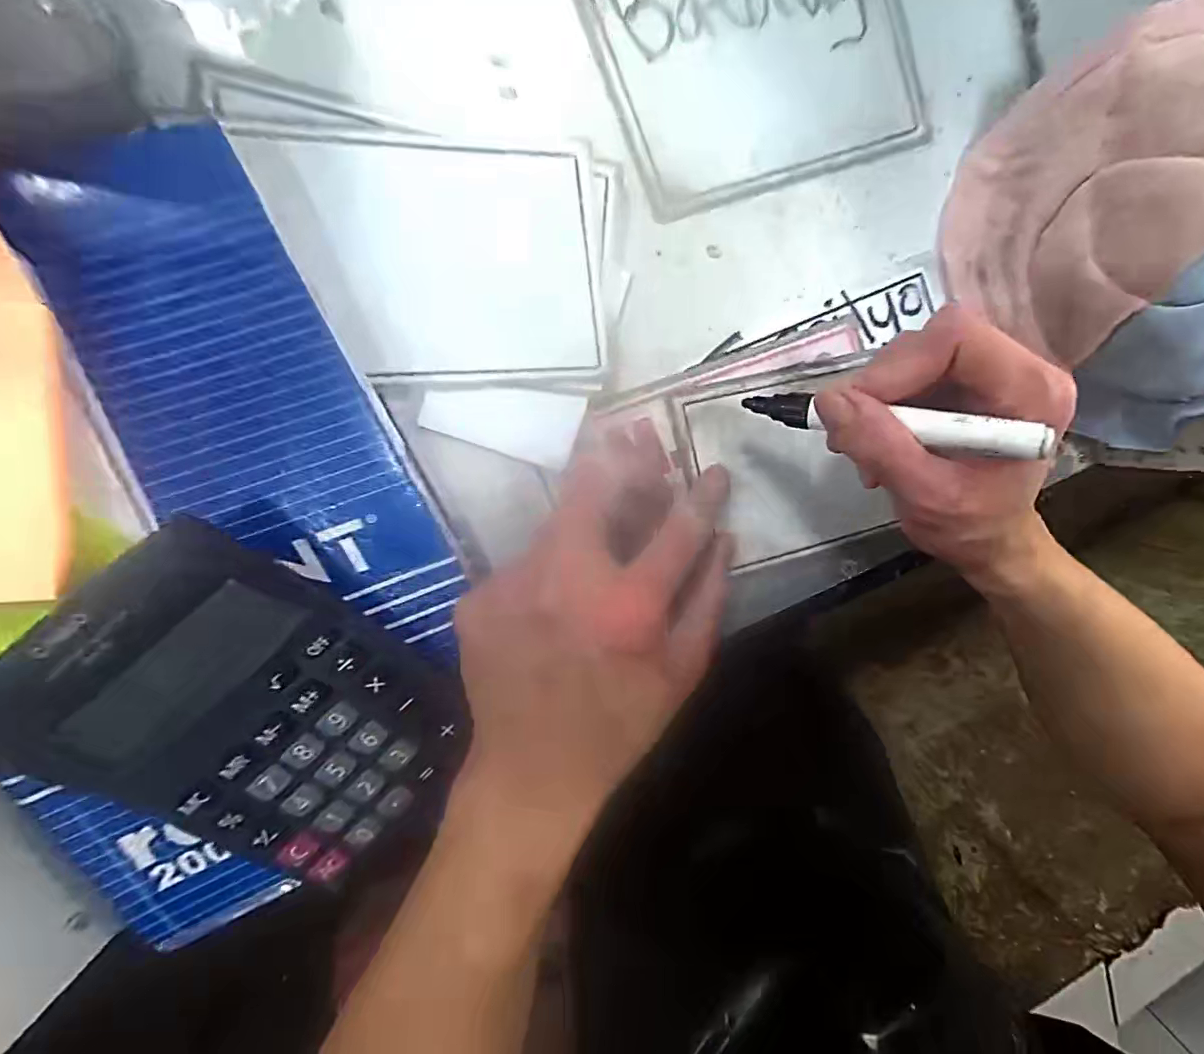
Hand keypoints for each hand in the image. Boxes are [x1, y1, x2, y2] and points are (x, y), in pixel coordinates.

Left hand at [449, 450, 733, 860]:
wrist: (530, 773)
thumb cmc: (623, 724)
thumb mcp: (685, 670)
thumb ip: (709, 598)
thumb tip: (724, 540)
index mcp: (629, 604)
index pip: (677, 527)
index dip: (701, 494)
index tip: (714, 470)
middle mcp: (567, 579)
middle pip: (597, 489)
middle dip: (625, 453)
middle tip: (640, 429)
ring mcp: (514, 583)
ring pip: (558, 517)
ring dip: (590, 496)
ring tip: (609, 465)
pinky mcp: (479, 596)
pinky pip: (530, 558)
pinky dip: (557, 553)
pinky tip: (567, 570)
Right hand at [815, 306, 1075, 586]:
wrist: (992, 541)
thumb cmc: (974, 527)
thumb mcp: (926, 498)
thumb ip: (881, 448)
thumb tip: (830, 402)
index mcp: (1032, 391)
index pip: (956, 337)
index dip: (899, 366)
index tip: (858, 407)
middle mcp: (1022, 366)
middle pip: (933, 342)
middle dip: (884, 386)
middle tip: (855, 435)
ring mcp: (994, 369)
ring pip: (917, 354)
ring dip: (880, 399)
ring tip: (870, 449)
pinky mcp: (970, 378)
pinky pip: (914, 369)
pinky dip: (887, 403)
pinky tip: (882, 441)